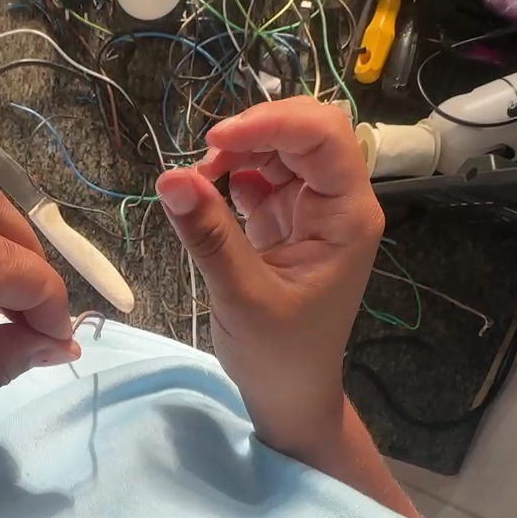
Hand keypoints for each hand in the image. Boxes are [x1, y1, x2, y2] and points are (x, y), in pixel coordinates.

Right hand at [156, 97, 383, 458]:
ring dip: (237, 153)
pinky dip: (231, 176)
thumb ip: (209, 236)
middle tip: (203, 164)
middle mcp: (335, 204)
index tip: (214, 142)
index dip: (271, 123)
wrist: (289, 394)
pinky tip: (206, 195)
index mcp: (347, 217)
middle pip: (305, 133)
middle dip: (253, 133)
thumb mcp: (241, 296)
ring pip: (280, 150)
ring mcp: (310, 211)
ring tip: (197, 184)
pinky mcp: (285, 223)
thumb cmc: (278, 355)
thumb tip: (169, 178)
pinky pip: (261, 179)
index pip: (323, 137)